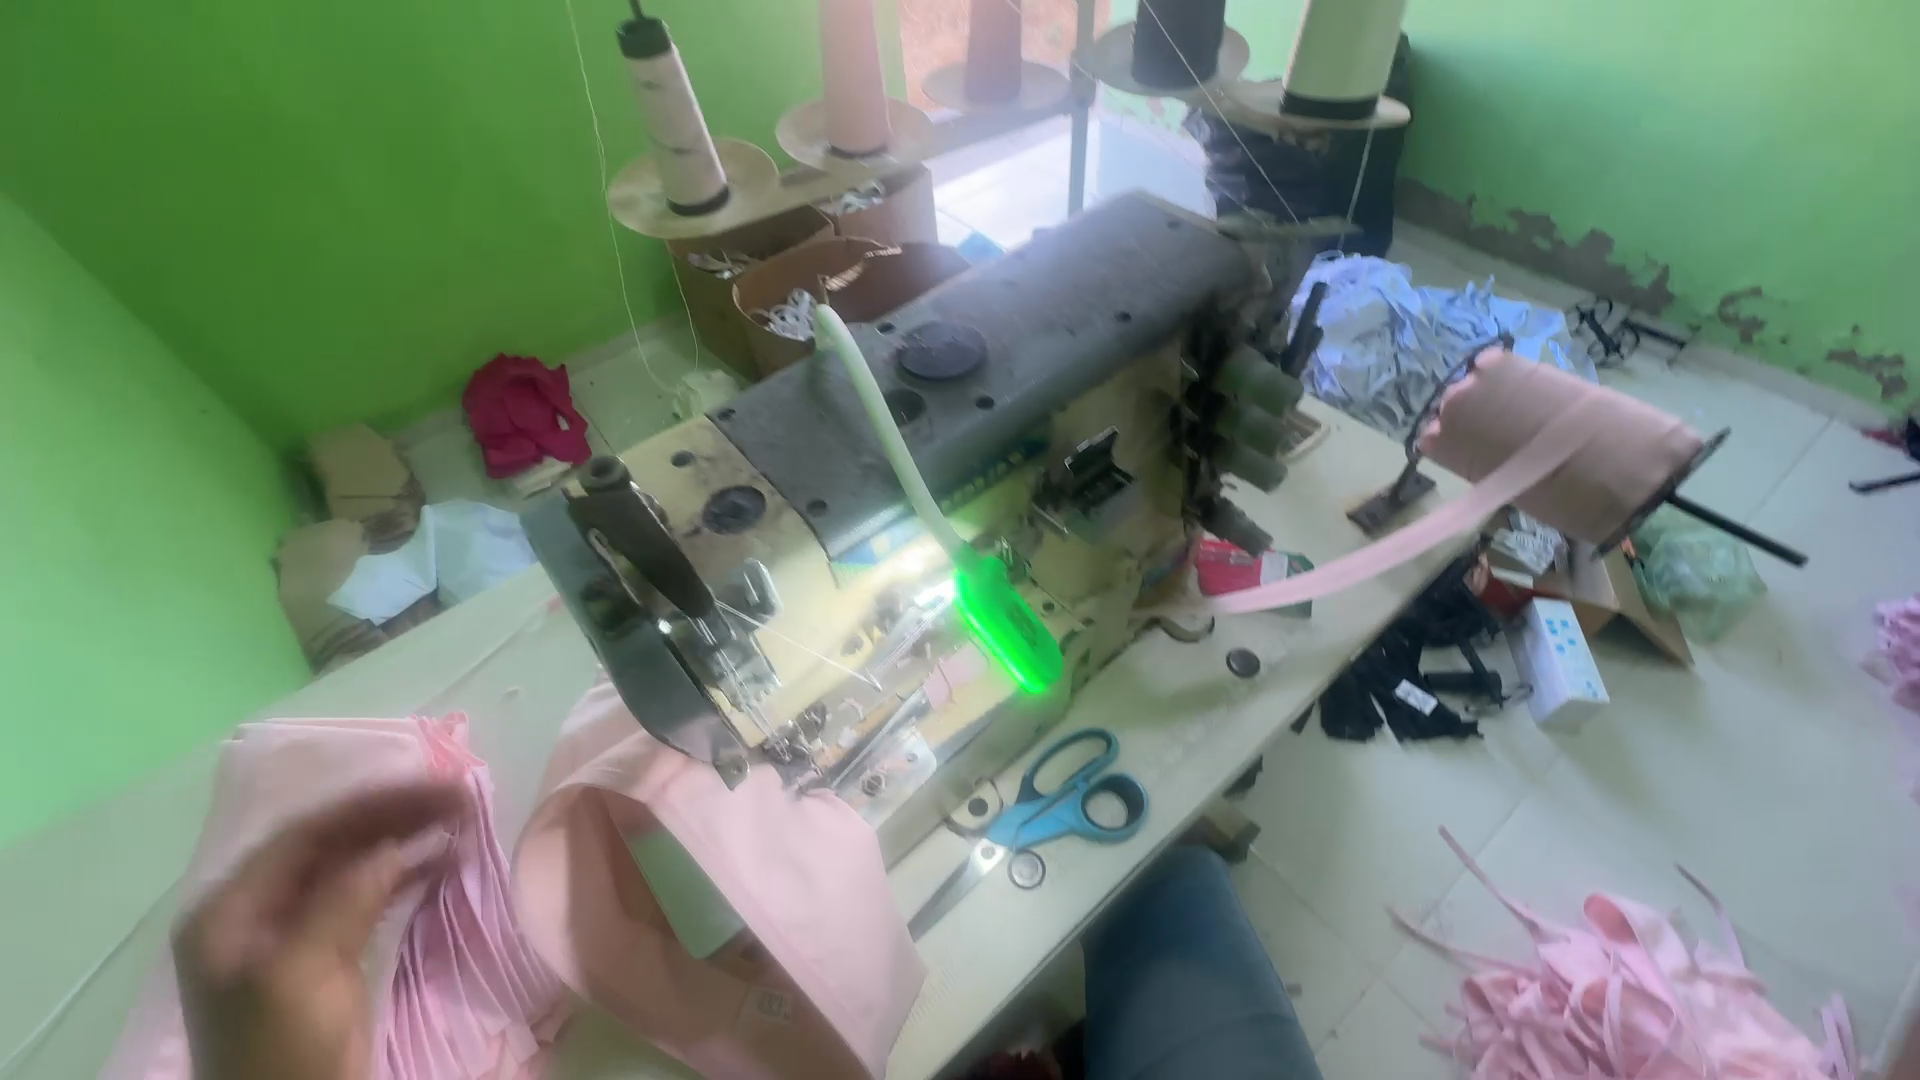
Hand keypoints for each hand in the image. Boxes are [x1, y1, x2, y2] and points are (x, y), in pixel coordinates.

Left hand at [174, 783, 464, 1079]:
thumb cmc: (281, 1052)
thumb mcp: (302, 973)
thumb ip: (343, 898)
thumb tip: (398, 844)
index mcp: (232, 910)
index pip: (308, 832)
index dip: (374, 802)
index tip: (438, 788)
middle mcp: (259, 912)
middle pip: (335, 841)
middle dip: (398, 814)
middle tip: (462, 798)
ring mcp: (296, 933)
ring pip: (357, 862)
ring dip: (409, 836)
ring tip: (462, 820)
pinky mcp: (331, 953)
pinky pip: (372, 892)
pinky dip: (410, 870)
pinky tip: (446, 859)